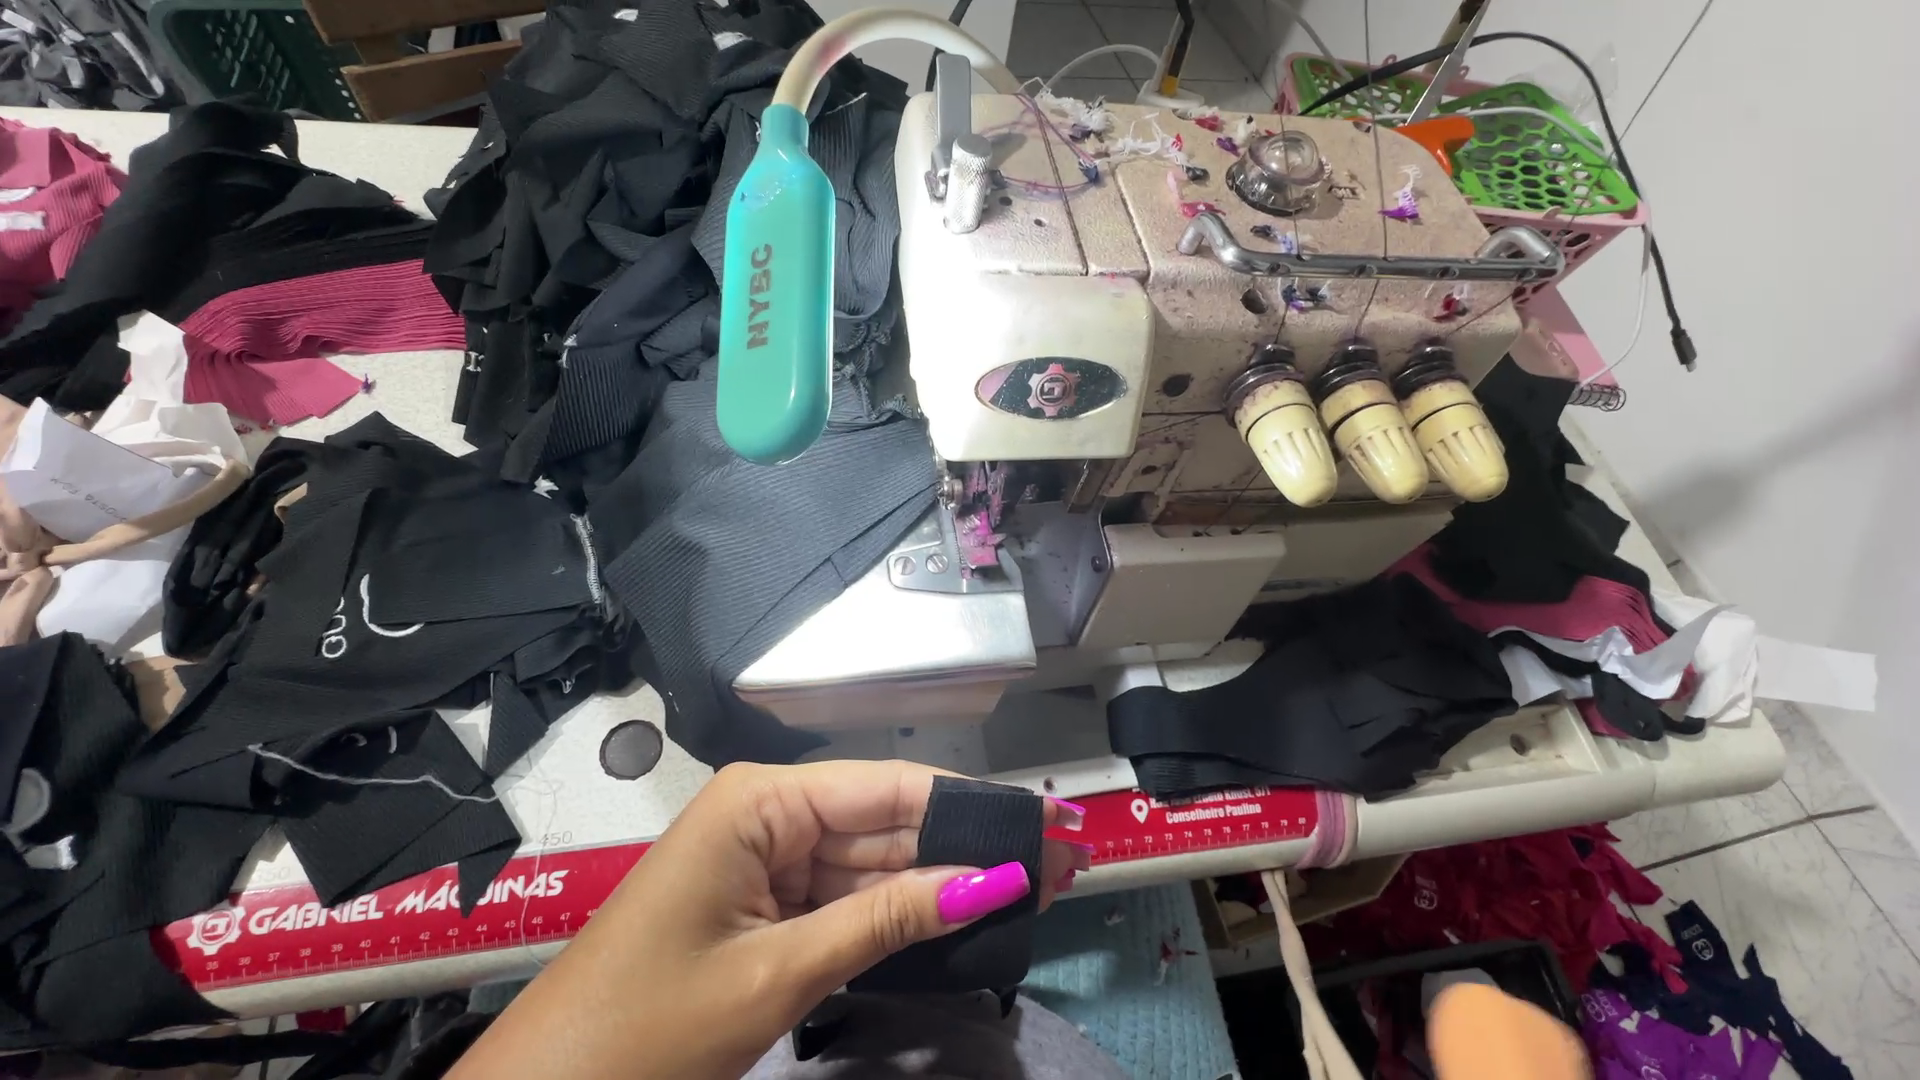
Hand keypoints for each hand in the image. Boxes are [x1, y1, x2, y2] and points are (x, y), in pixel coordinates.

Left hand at [450, 760, 1089, 1079]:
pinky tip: (961, 915)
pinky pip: (846, 894)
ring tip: (1029, 891)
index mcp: (765, 798)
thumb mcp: (780, 970)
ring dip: (943, 883)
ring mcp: (771, 854)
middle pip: (890, 822)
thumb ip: (888, 919)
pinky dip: (899, 912)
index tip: (1045, 824)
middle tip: (1055, 865)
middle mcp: (773, 809)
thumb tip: (994, 883)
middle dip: (969, 848)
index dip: (973, 809)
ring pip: (874, 861)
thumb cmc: (651, 1021)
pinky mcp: (770, 895)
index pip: (892, 788)